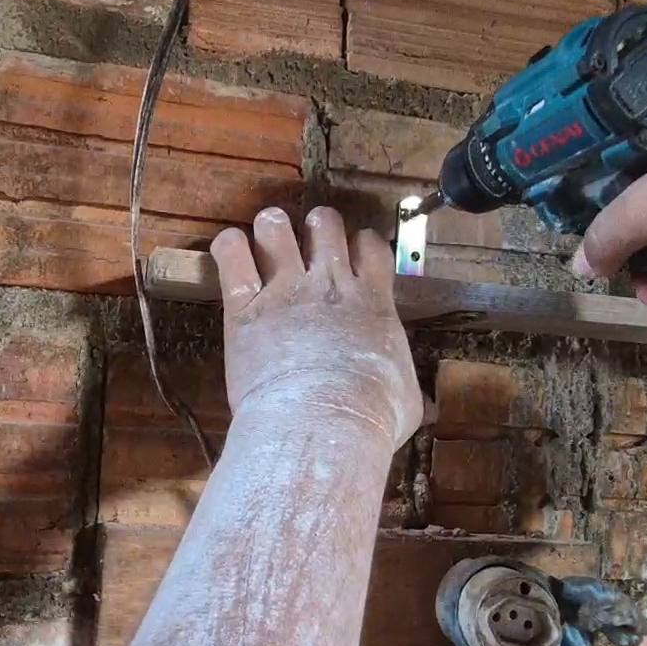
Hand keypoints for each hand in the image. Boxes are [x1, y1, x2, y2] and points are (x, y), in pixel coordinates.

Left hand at [209, 207, 424, 452]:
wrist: (323, 423)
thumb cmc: (372, 418)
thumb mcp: (405, 400)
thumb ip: (404, 386)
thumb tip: (416, 405)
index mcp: (372, 301)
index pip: (371, 245)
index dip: (362, 244)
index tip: (354, 256)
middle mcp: (329, 284)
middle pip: (325, 222)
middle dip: (316, 227)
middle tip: (307, 246)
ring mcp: (285, 290)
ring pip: (275, 228)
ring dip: (271, 231)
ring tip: (266, 245)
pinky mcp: (244, 308)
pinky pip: (232, 254)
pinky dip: (229, 247)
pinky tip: (231, 252)